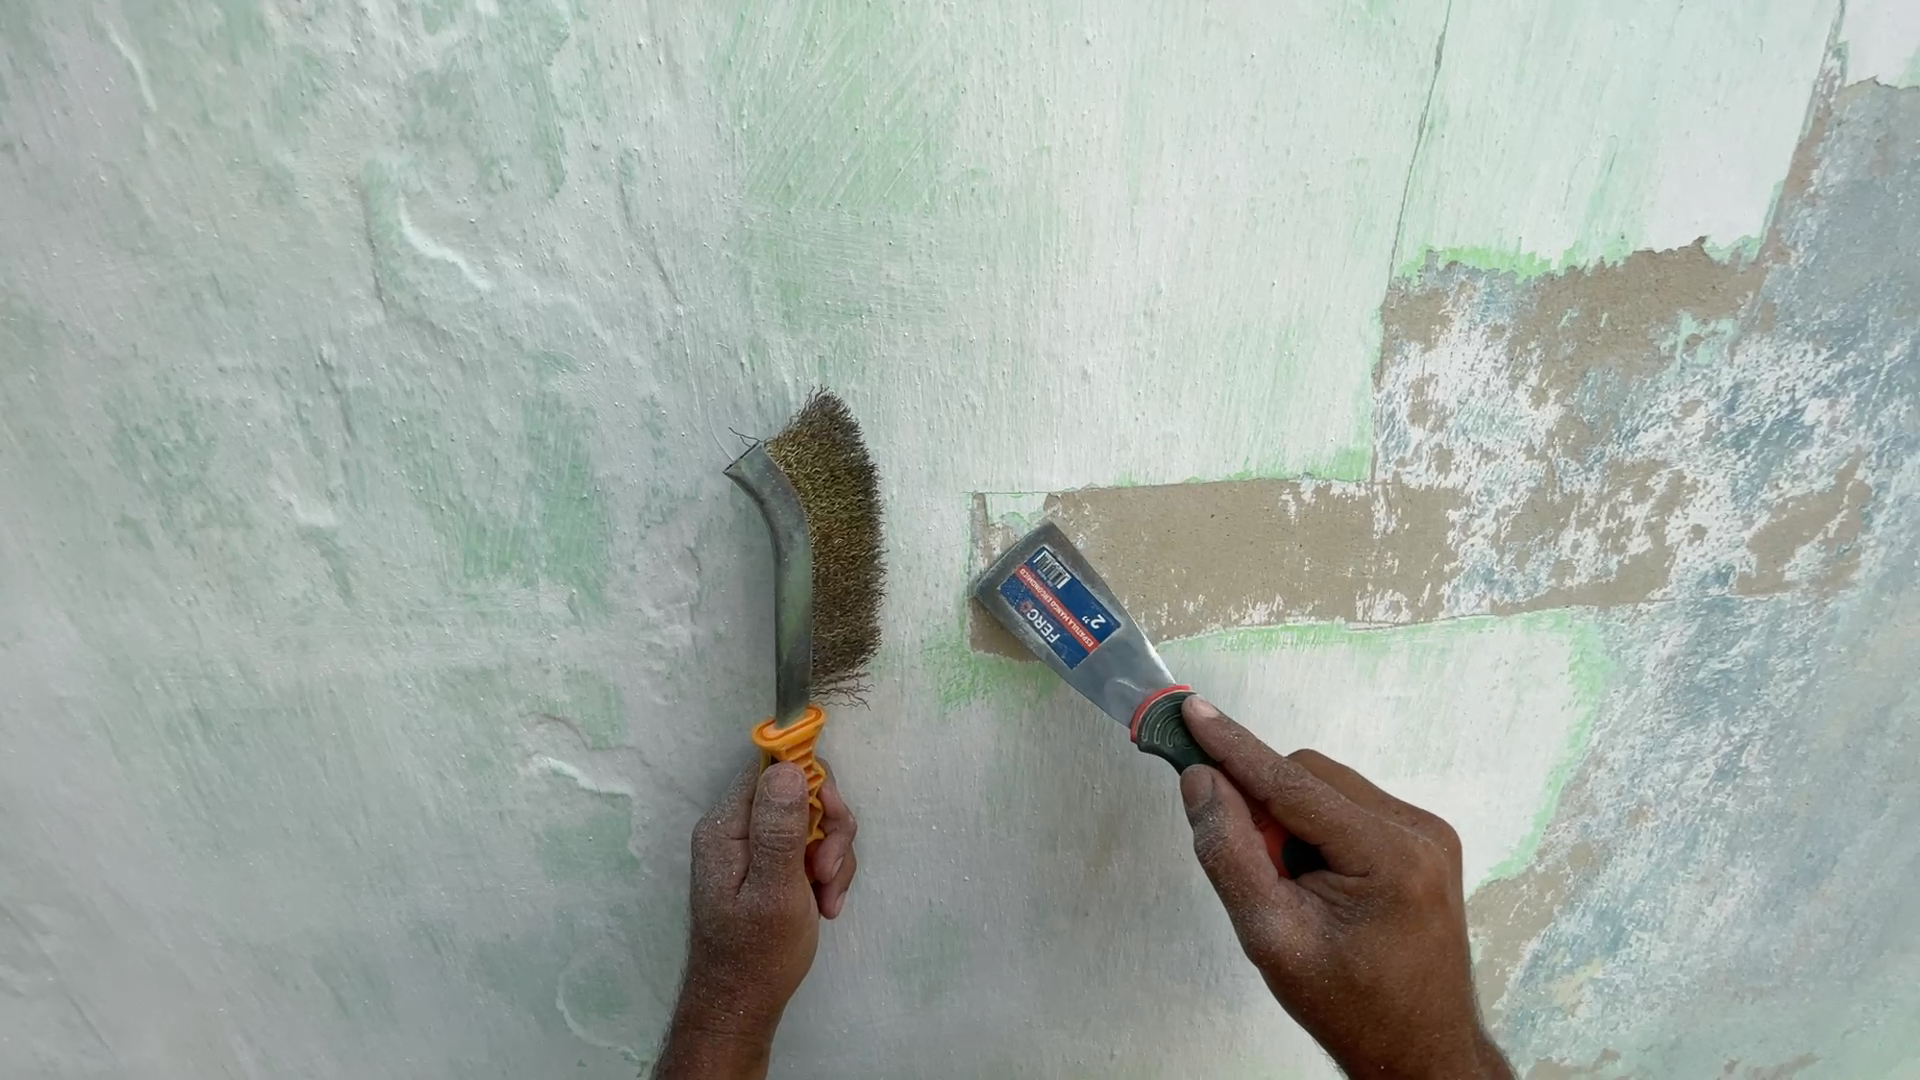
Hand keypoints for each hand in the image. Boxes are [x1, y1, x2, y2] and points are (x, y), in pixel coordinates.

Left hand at [652, 758, 858, 1079]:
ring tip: (829, 893)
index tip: (831, 809)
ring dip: (835, 852)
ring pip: (815, 817)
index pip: (770, 766)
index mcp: (728, 825)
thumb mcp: (775, 890)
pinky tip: (827, 901)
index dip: (808, 776)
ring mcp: (758, 844)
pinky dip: (830, 868)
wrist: (745, 1006)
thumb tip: (788, 766)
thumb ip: (780, 829)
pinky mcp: (775, 861)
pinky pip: (815, 842)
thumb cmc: (756, 954)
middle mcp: (740, 826)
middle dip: (829, 824)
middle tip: (832, 865)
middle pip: (800, 788)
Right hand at [1177, 697, 1512, 1079]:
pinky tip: (1310, 870)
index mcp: (1388, 856)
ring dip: (1284, 812)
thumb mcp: (1268, 936)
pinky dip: (1308, 821)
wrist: (1420, 1055)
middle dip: (1261, 801)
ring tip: (1286, 876)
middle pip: (1305, 775)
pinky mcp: (1421, 837)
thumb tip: (1200, 777)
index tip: (1189, 710)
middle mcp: (1416, 829)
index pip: (1290, 782)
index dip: (1233, 745)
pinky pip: (1340, 800)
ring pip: (1321, 783)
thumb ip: (1228, 850)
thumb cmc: (1345, 1004)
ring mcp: (1425, 830)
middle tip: (1249, 857)